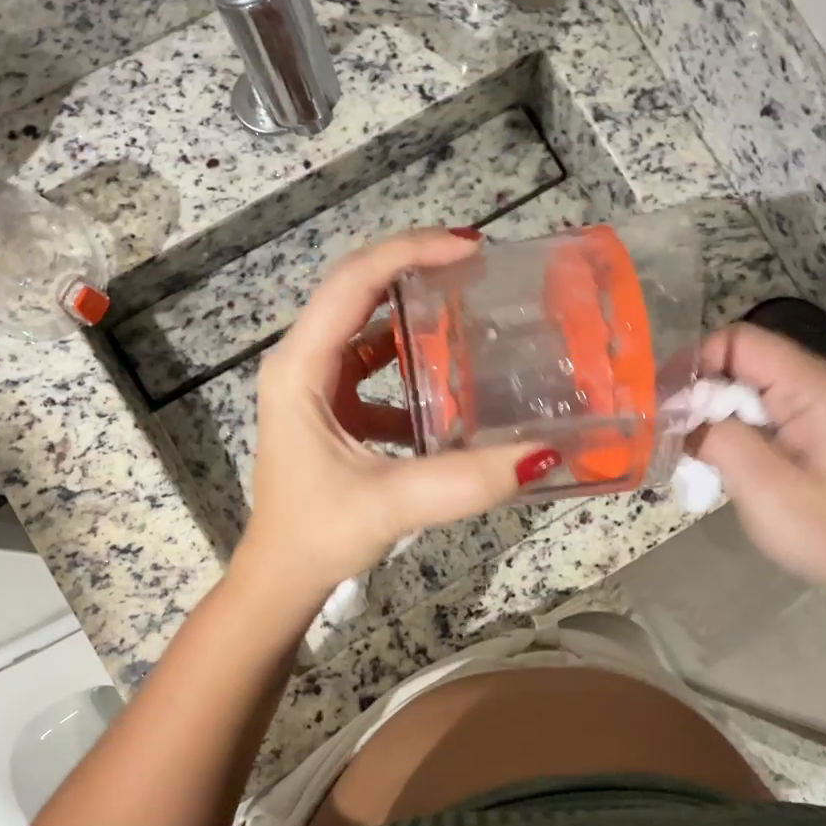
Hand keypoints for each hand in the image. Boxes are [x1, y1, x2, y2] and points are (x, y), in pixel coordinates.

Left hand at [236, 229, 556, 595]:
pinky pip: (372, 371)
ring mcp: (313, 388)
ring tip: (472, 311)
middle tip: (479, 267)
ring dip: (414, 319)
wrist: (282, 577)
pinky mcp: (329, 412)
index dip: (410, 253)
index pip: (353, 284)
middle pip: (358, 294)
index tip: (470, 248)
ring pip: (366, 331)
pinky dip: (411, 369)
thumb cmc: (318, 534)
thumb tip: (544, 454)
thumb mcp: (391, 504)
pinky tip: (452, 388)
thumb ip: (464, 481)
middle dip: (416, 271)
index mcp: (300, 369)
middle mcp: (301, 365)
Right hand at [692, 324, 825, 613]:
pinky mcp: (825, 427)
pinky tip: (724, 463)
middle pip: (745, 362)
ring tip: (690, 453)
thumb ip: (719, 439)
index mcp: (819, 386)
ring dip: (716, 415)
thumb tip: (680, 415)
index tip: (661, 405)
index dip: (693, 363)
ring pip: (752, 387)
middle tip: (669, 437)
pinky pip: (769, 410)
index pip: (739, 341)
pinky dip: (738, 430)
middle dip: (701, 393)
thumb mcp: (766, 490)